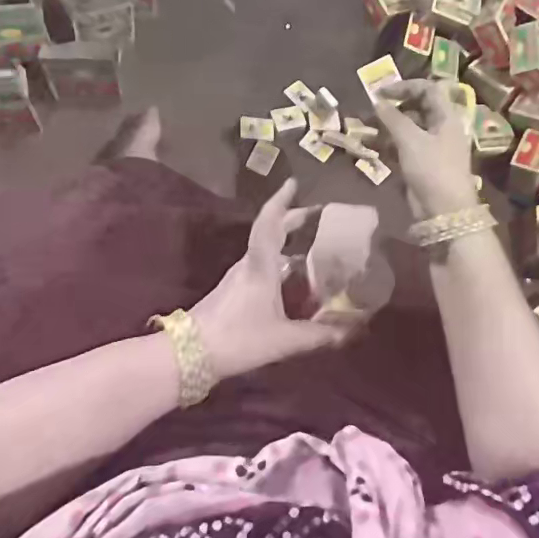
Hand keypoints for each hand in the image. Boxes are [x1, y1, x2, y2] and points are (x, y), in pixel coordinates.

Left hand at [191, 179, 353, 379]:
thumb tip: (349, 332)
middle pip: (270, 233)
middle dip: (292, 220)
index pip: (270, 224)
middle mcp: (248, 265)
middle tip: (315, 214)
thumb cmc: (239, 339)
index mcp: (260, 266)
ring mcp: (238, 278)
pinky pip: (262, 269)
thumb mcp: (284, 339)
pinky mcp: (233, 292)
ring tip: (315, 249)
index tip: (293, 183)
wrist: (190, 354)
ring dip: (287, 245)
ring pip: (267, 252)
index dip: (282, 201)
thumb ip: (318, 335)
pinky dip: (280, 265)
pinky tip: (295, 281)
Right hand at [370, 80, 478, 218]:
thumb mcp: (410, 140)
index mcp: (446, 117)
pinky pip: (402, 148)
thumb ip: (392, 118)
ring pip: (406, 130)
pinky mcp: (421, 164)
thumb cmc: (432, 169)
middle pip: (415, 109)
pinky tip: (370, 147)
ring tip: (364, 131)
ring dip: (385, 128)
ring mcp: (431, 147)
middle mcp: (440, 128)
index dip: (404, 87)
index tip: (381, 93)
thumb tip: (377, 102)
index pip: (428, 89)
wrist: (443, 210)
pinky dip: (387, 145)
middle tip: (369, 113)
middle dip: (391, 109)